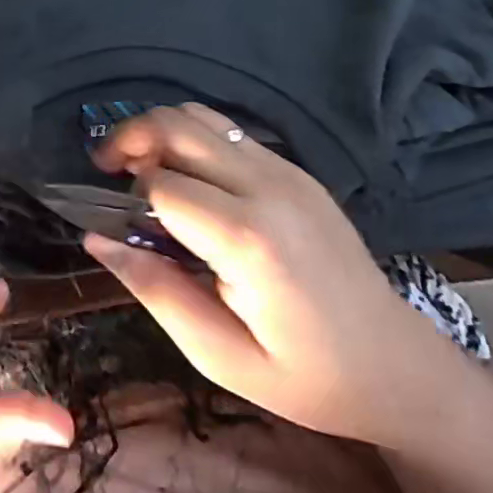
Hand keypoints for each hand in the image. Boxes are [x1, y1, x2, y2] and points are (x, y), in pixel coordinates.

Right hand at [82, 103, 464, 444]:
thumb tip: (96, 238)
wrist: (397, 365)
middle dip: (130, 137)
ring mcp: (286, 170)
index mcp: (249, 239)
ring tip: (144, 171)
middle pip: (177, 124)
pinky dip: (192, 140)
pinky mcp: (296, 168)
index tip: (122, 226)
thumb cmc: (307, 376)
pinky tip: (189, 180)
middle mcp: (267, 186)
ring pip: (201, 116)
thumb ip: (154, 289)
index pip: (161, 183)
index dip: (129, 198)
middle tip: (108, 170)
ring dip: (160, 132)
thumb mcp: (220, 355)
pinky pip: (228, 132)